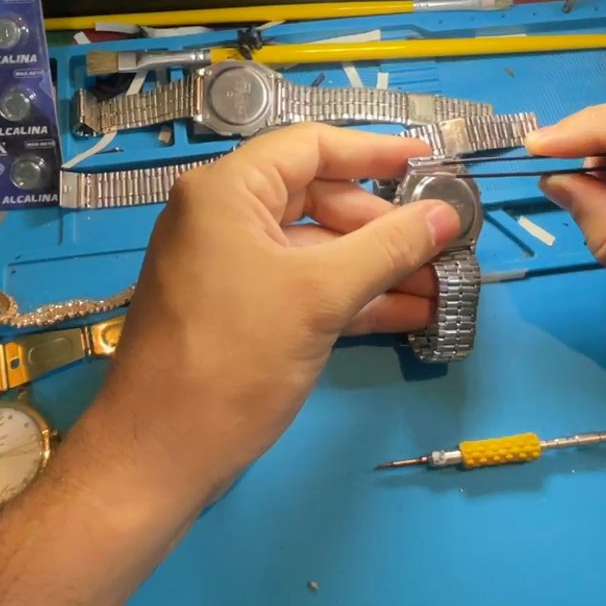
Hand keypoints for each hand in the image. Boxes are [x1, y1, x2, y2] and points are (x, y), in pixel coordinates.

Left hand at [70, 124, 460, 506]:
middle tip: (442, 244)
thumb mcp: (319, 296)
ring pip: (319, 249)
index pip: (311, 146)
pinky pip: (306, 287)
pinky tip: (410, 314)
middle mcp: (226, 217)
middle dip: (384, 226)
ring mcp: (234, 266)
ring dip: (378, 267)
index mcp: (229, 191)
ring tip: (442, 286)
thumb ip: (387, 248)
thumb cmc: (233, 360)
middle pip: (320, 198)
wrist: (158, 459)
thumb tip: (447, 214)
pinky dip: (353, 298)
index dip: (375, 150)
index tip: (429, 162)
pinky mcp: (244, 310)